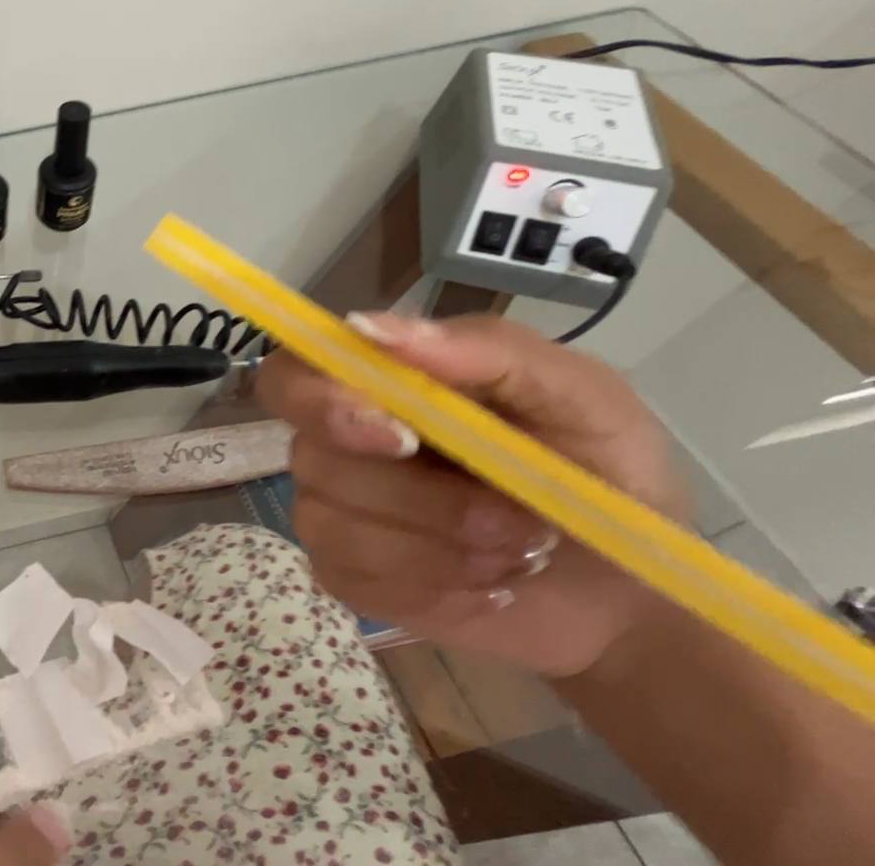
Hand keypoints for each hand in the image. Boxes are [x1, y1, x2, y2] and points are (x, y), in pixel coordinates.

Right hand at [255, 311, 689, 676]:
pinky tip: (486, 584)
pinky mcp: (344, 574)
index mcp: (382, 387)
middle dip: (419, 497)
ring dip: (441, 547)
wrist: (631, 595)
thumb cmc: (605, 477)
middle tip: (515, 517)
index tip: (398, 437)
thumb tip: (368, 328)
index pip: (291, 377)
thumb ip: (487, 351)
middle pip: (312, 457)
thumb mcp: (583, 399)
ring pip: (333, 523)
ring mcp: (334, 511)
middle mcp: (339, 444)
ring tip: (519, 551)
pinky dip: (431, 588)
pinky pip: (350, 577)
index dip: (319, 402)